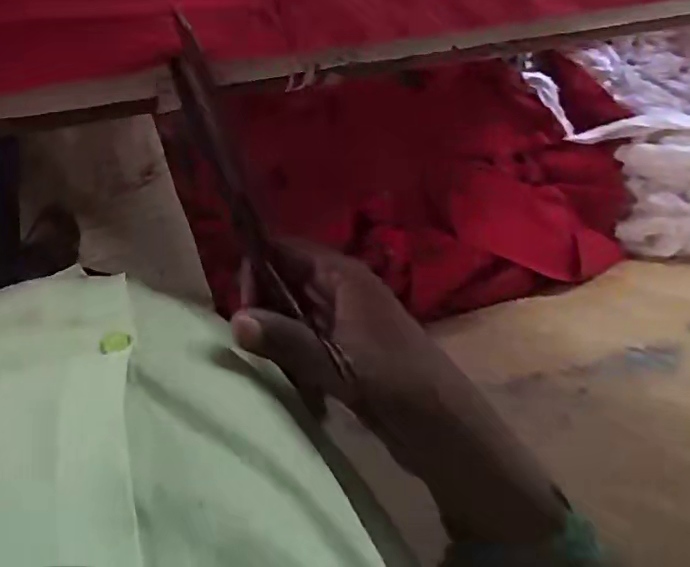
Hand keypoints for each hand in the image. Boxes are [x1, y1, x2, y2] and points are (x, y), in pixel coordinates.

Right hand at [230, 237, 442, 425]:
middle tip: (251, 342)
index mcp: (341, 275)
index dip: (256, 269)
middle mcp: (340, 288)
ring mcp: (343, 318)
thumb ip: (285, 340)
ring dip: (277, 336)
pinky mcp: (345, 347)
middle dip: (263, 308)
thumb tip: (233, 320)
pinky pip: (304, 338)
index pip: (281, 249)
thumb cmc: (399, 386)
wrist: (455, 439)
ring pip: (290, 311)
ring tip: (271, 366)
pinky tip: (294, 384)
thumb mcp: (337, 364)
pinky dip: (292, 355)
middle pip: (282, 279)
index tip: (241, 307)